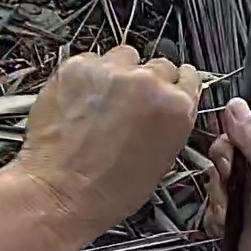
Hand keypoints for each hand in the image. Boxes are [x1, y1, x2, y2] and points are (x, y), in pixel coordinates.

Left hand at [8, 44, 200, 243]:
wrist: (61, 194)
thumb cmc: (108, 190)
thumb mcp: (162, 161)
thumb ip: (170, 123)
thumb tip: (166, 107)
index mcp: (176, 108)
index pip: (189, 76)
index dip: (176, 84)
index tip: (167, 88)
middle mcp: (149, 83)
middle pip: (159, 64)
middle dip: (147, 82)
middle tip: (130, 104)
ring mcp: (113, 72)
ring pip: (125, 56)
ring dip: (119, 74)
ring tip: (104, 102)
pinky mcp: (78, 67)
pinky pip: (91, 61)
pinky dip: (88, 77)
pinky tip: (82, 102)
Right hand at [203, 62, 250, 250]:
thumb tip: (236, 106)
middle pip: (236, 138)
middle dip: (227, 149)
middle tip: (229, 162)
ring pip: (219, 168)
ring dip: (220, 184)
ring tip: (232, 200)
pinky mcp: (234, 210)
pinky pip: (214, 196)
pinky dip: (218, 208)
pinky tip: (229, 220)